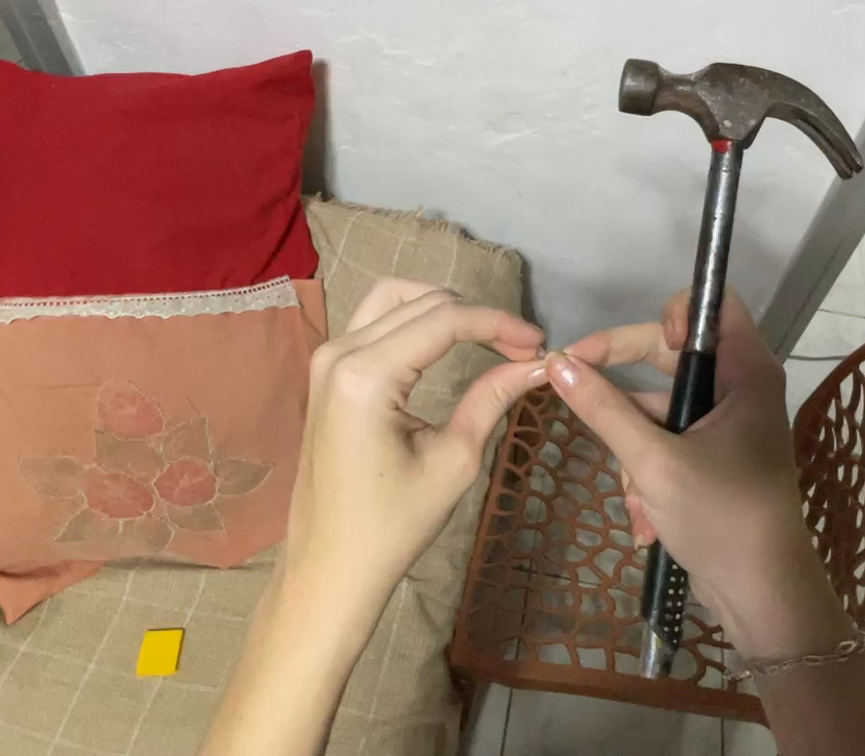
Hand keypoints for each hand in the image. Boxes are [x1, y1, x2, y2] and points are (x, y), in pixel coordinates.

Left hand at [204, 278, 542, 755]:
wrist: (330, 567)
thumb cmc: (392, 526)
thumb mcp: (454, 461)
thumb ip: (493, 398)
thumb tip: (539, 364)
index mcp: (366, 375)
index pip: (445, 320)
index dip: (498, 323)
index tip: (538, 342)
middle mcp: (339, 352)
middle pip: (423, 301)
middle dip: (478, 317)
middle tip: (520, 350)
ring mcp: (326, 356)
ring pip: (395, 296)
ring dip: (445, 308)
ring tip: (487, 338)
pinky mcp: (327, 369)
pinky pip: (375, 318)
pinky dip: (415, 317)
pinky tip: (446, 340)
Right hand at [547, 289, 851, 658]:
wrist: (764, 599)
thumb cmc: (722, 517)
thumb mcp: (654, 461)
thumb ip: (603, 408)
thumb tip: (557, 363)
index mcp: (744, 372)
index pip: (713, 306)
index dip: (672, 313)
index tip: (636, 347)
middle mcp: (738, 387)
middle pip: (669, 355)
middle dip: (624, 389)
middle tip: (573, 382)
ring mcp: (724, 423)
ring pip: (660, 405)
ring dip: (633, 445)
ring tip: (634, 494)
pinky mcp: (712, 454)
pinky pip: (666, 438)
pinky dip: (648, 468)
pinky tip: (645, 515)